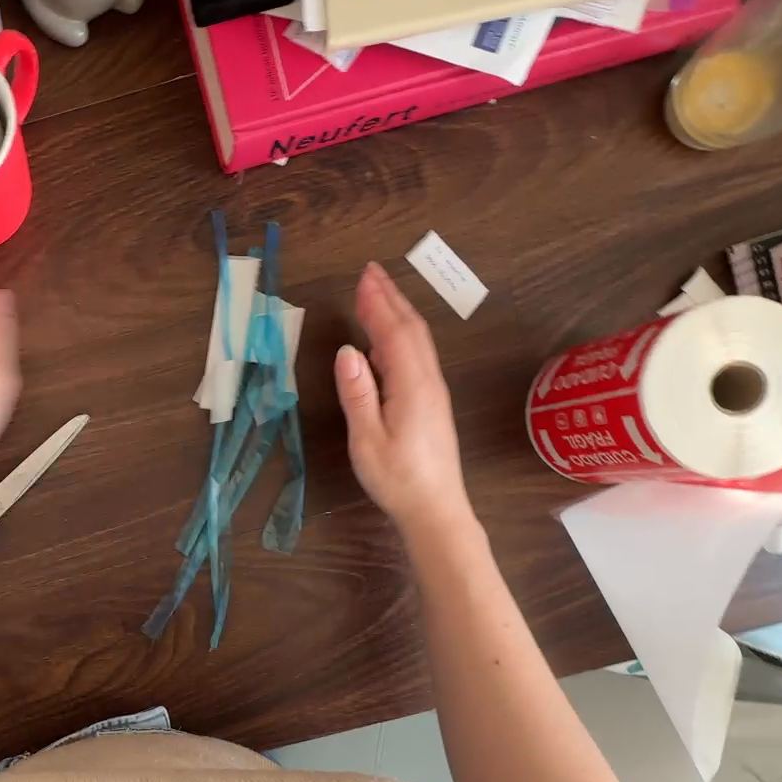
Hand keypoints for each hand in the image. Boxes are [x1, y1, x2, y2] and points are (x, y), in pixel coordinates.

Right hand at [333, 261, 471, 534]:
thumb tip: (346, 352)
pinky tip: (386, 340)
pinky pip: (417, 357)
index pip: (394, 333)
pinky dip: (400, 336)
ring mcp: (433, 392)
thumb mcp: (367, 439)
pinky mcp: (431, 404)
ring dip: (397, 314)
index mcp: (411, 386)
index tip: (363, 277)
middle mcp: (428, 382)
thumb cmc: (397, 478)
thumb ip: (358, 394)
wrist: (435, 508)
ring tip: (379, 295)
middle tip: (372, 272)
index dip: (378, 303)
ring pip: (417, 342)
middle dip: (391, 299)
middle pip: (411, 330)